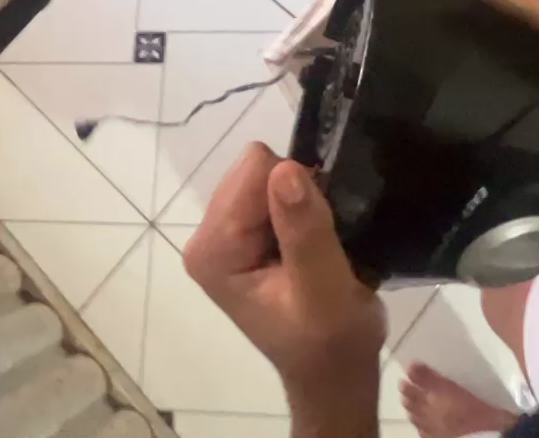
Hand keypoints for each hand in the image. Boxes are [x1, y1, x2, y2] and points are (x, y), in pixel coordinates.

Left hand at [184, 144, 384, 428]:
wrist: (334, 371)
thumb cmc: (330, 341)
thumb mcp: (325, 292)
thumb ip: (304, 231)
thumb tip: (286, 169)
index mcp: (212, 249)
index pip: (255, 170)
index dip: (296, 190)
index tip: (316, 229)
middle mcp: (205, 235)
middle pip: (256, 167)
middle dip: (295, 194)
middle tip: (317, 240)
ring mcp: (222, 232)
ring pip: (268, 172)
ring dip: (300, 200)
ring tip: (314, 244)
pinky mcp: (241, 231)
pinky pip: (273, 186)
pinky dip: (299, 204)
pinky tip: (308, 240)